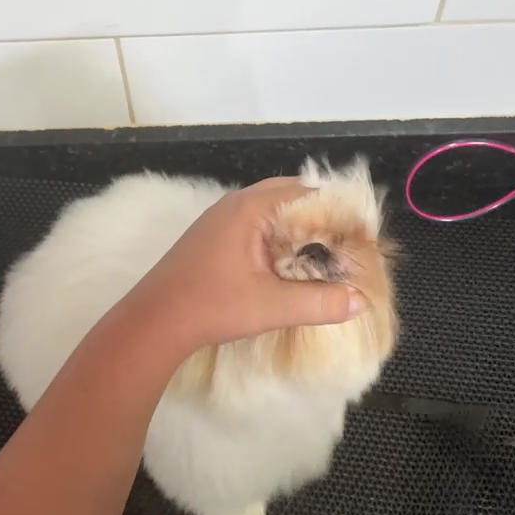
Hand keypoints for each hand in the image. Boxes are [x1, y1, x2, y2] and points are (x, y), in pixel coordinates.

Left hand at [105, 176, 365, 356]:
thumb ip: (319, 302)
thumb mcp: (271, 307)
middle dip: (321, 218)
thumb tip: (360, 301)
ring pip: (272, 212)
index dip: (338, 212)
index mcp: (250, 208)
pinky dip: (278, 237)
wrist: (154, 322)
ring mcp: (220, 219)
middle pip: (291, 196)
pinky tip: (290, 264)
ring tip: (326, 255)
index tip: (361, 235)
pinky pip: (256, 225)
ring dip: (299, 228)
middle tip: (347, 244)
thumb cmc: (210, 306)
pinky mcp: (213, 237)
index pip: (308, 192)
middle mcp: (235, 203)